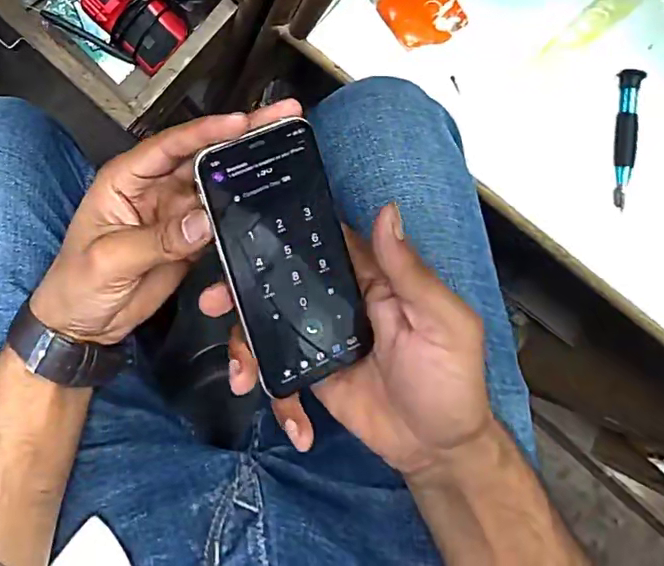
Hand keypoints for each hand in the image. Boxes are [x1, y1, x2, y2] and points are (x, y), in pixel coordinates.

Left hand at [28, 99, 301, 345]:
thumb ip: (157, 240)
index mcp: (126, 178)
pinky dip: (243, 207)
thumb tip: (204, 222)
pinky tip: (269, 193)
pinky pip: (220, 216)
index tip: (240, 121)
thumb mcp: (110, 259)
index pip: (169, 145)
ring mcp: (174, 210)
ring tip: (285, 147)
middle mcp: (154, 186)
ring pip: (217, 181)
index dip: (205, 131)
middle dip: (240, 135)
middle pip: (201, 155)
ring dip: (248, 168)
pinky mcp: (189, 235)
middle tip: (280, 114)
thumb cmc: (77, 284)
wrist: (83, 327)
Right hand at [201, 201, 501, 476]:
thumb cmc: (451, 378)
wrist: (441, 452)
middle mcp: (333, 296)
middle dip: (237, 285)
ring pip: (265, 323)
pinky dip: (277, 398)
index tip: (238, 228)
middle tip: (212, 300)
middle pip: (275, 278)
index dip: (278, 230)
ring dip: (242, 344)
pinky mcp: (308, 373)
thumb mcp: (443, 322)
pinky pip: (277, 373)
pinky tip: (296, 427)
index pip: (315, 239)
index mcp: (364, 274)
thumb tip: (387, 210)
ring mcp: (316, 335)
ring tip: (240, 376)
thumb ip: (409, 272)